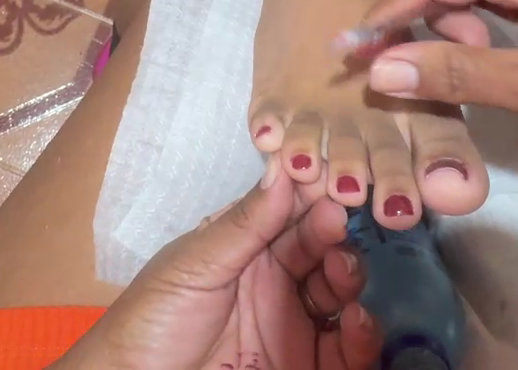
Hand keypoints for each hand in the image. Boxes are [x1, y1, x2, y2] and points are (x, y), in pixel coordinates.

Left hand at [58, 160, 380, 369]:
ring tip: (342, 270)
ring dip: (350, 275)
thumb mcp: (197, 263)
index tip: (332, 174)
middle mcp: (274, 278)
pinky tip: (357, 320)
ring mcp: (292, 322)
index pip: (288, 209)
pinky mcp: (305, 365)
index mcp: (245, 244)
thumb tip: (284, 166)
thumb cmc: (156, 318)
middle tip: (338, 221)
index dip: (310, 192)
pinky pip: (346, 349)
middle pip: (319, 246)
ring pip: (339, 291)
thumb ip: (245, 222)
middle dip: (333, 230)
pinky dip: (362, 334)